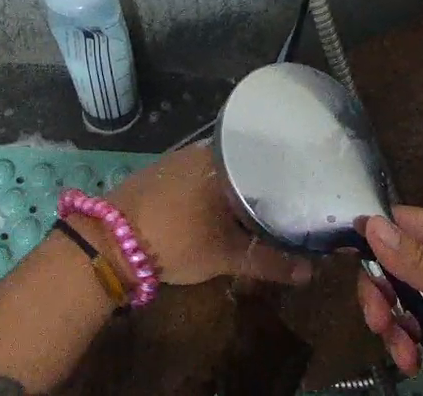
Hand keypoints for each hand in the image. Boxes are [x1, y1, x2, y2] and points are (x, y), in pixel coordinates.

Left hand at [83, 143, 312, 287]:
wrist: (111, 240)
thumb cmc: (176, 240)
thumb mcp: (226, 256)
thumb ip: (270, 262)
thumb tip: (311, 271)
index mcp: (224, 160)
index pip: (267, 159)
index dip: (287, 178)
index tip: (306, 192)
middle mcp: (204, 151)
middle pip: (244, 165)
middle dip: (263, 187)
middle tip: (287, 208)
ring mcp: (180, 159)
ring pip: (221, 171)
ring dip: (237, 190)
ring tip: (260, 212)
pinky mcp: (162, 172)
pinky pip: (200, 176)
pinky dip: (215, 191)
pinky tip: (221, 211)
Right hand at [357, 206, 422, 395]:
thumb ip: (421, 262)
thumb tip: (369, 223)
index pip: (403, 223)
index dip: (374, 236)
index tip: (347, 258)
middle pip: (393, 266)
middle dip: (379, 291)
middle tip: (377, 319)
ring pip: (398, 302)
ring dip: (390, 325)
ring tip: (402, 352)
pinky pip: (412, 333)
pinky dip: (404, 345)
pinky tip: (411, 362)